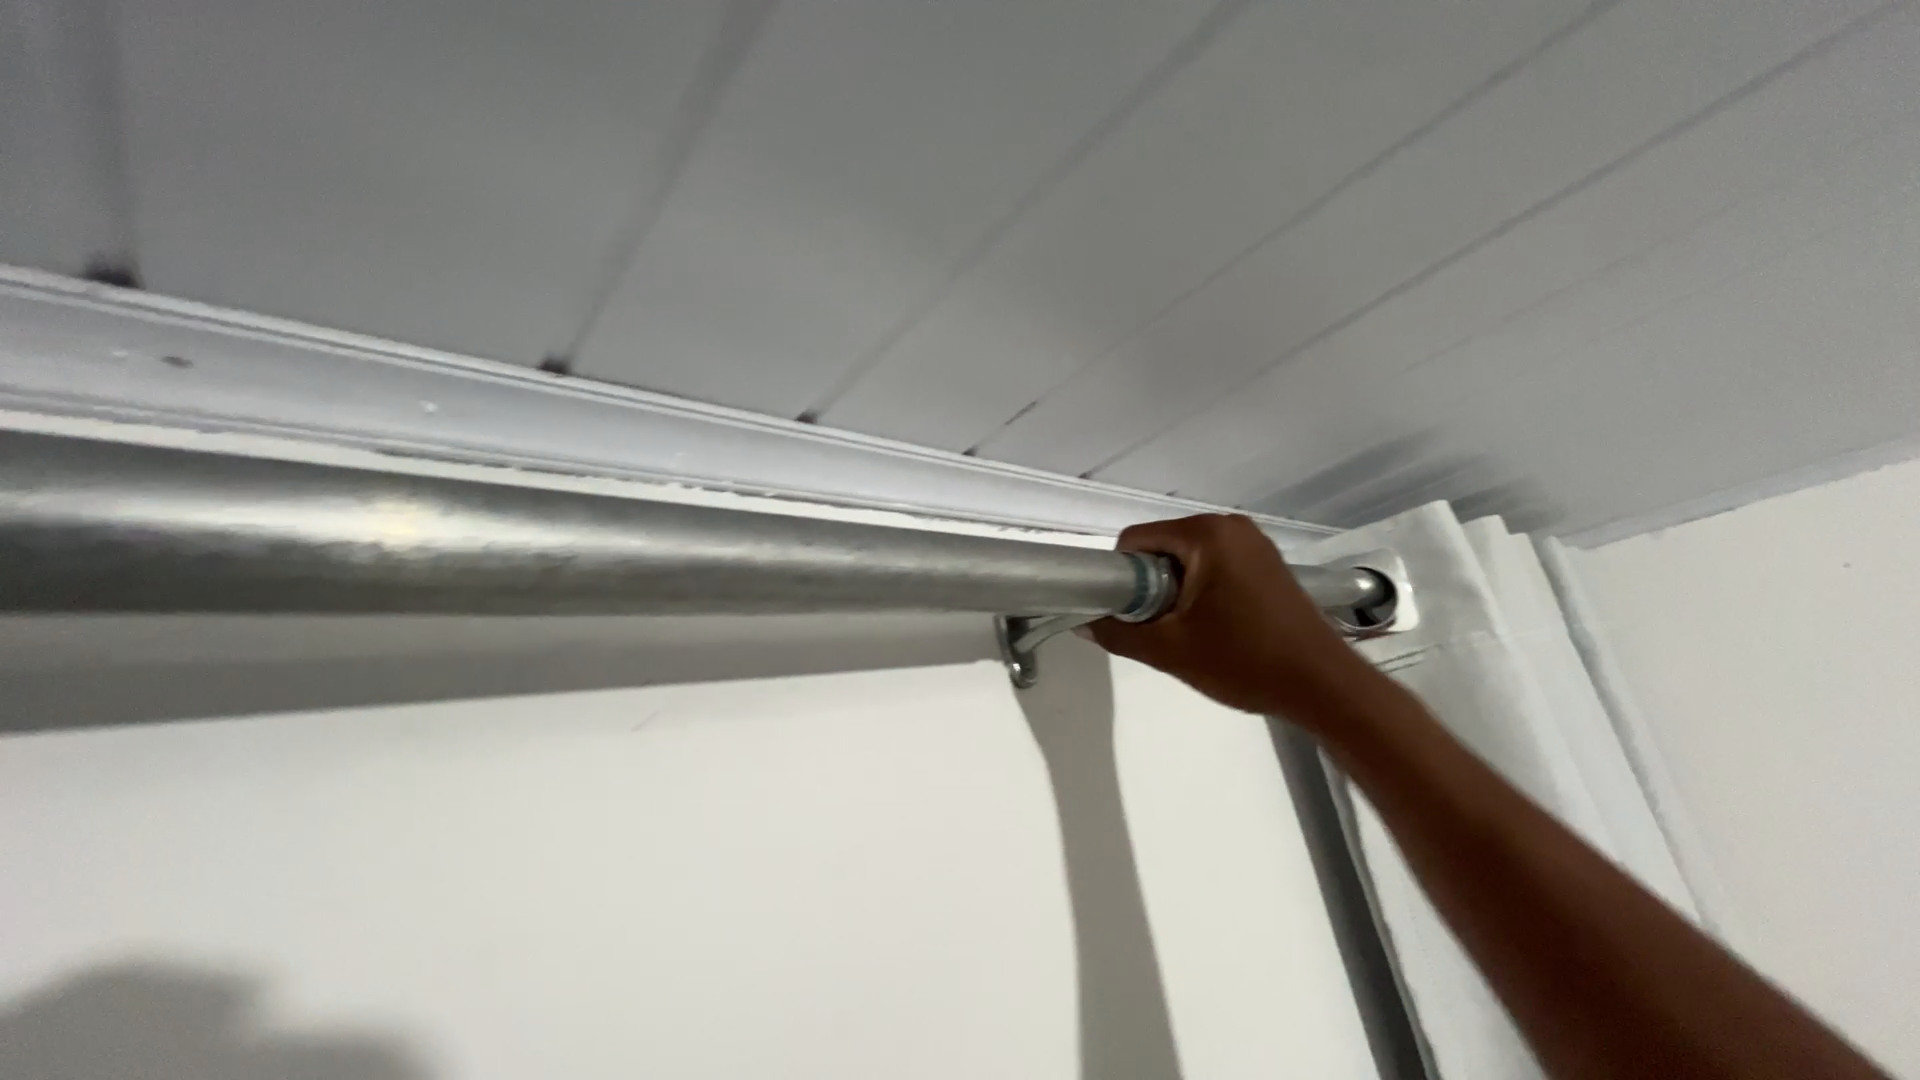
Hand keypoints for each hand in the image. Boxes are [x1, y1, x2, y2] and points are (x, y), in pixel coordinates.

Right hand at [1087, 514, 1384, 723]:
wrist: (1323, 685)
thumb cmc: (1244, 661)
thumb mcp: (1169, 650)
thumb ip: (1119, 633)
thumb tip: (1083, 623)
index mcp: (1206, 534)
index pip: (1135, 540)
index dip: (1119, 576)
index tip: (1124, 612)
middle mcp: (1231, 526)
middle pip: (1161, 547)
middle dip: (1149, 585)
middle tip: (1158, 628)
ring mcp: (1254, 543)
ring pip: (1187, 559)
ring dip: (1174, 591)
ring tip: (1186, 632)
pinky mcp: (1267, 563)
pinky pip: (1214, 566)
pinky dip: (1200, 591)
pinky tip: (1212, 627)